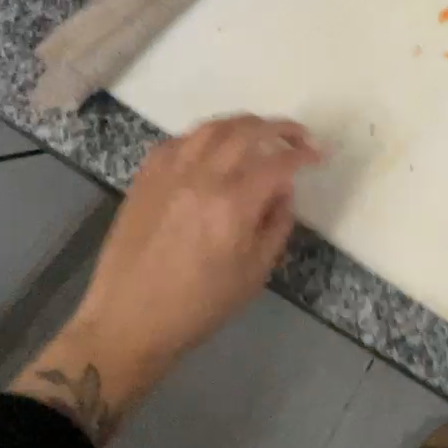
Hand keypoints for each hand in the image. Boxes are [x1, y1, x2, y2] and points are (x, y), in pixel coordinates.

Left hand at [9, 115, 323, 442]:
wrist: (127, 323)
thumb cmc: (199, 306)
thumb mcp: (255, 273)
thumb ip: (277, 224)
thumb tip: (283, 190)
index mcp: (234, 204)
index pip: (280, 162)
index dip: (305, 153)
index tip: (320, 154)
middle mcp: (203, 178)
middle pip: (248, 131)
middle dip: (280, 128)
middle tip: (298, 136)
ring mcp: (170, 174)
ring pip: (213, 127)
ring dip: (243, 124)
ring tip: (258, 133)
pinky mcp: (145, 178)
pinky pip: (179, 140)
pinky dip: (203, 136)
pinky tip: (212, 149)